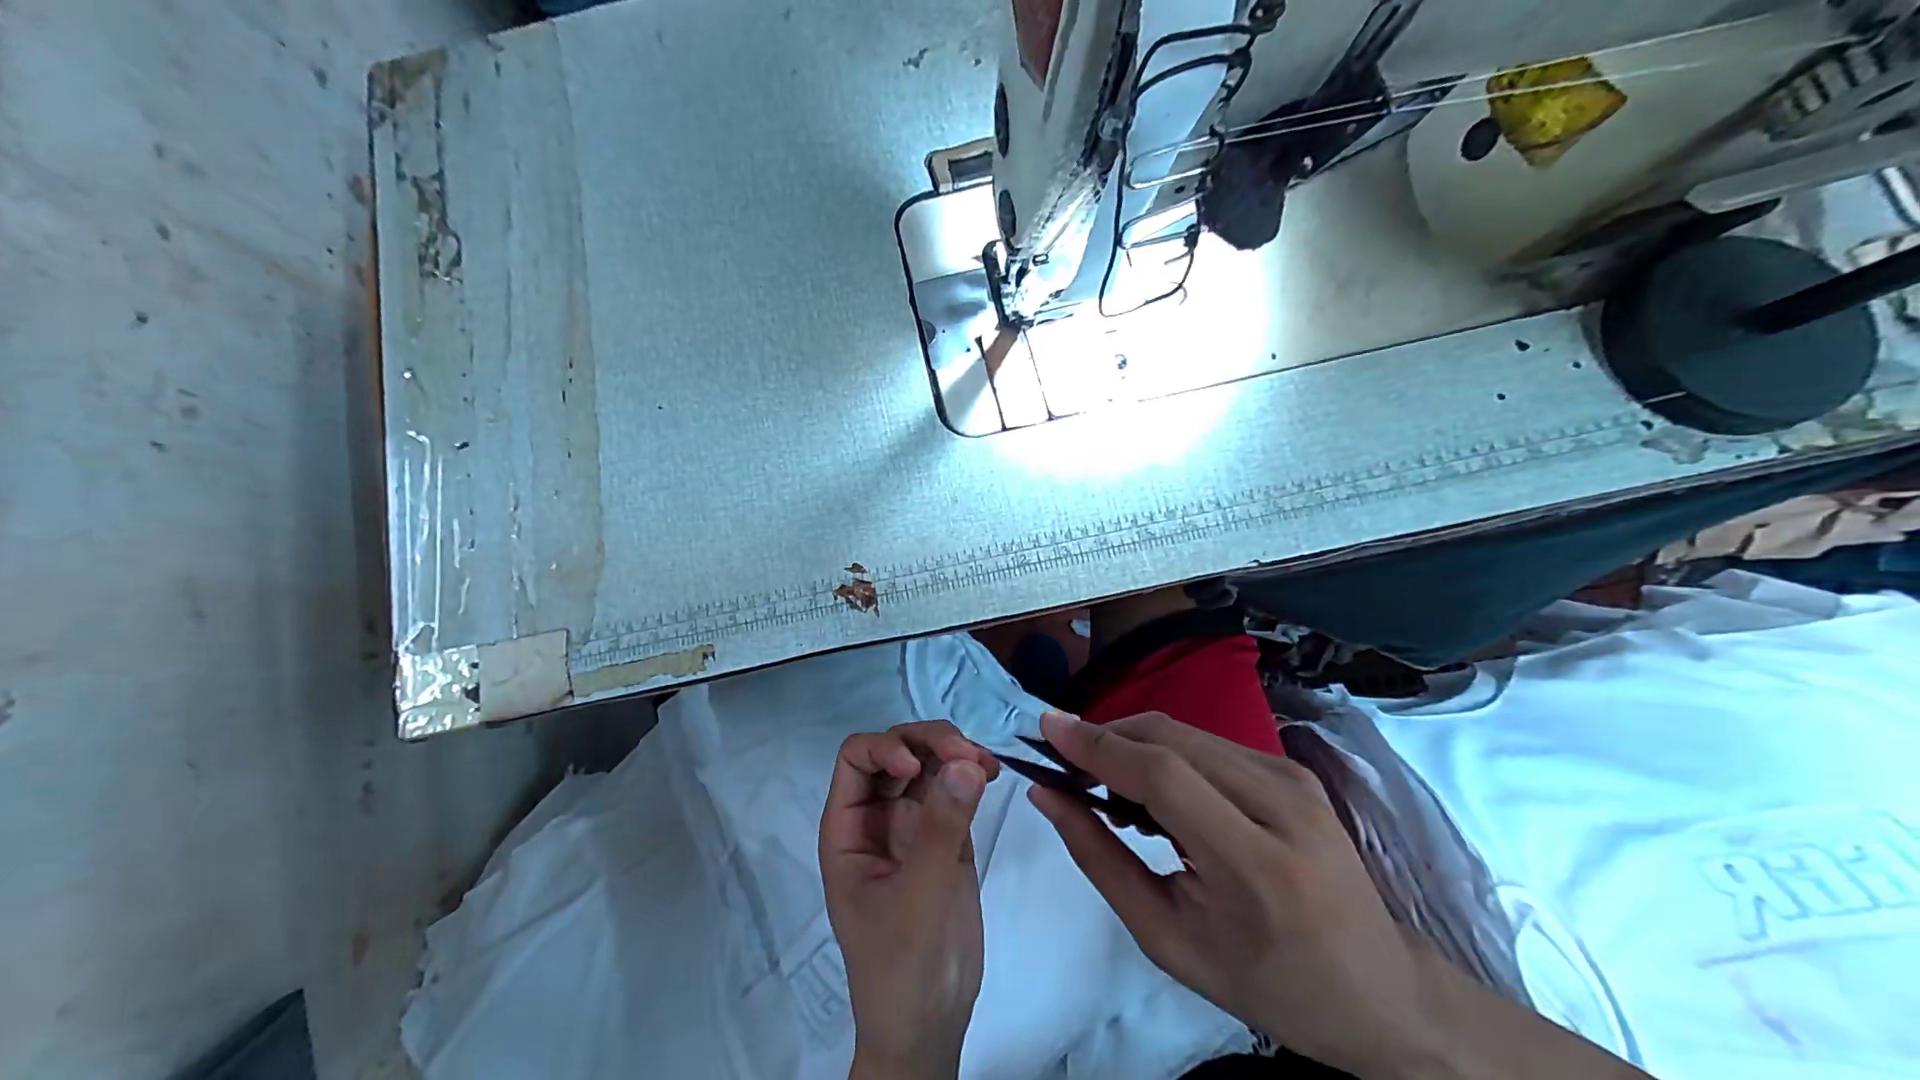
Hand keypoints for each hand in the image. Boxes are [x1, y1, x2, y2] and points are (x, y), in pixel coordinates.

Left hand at [820, 721, 1001, 1079]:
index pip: (856, 759)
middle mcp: (878, 816)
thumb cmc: (903, 965)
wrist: (929, 1023)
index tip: (917, 765)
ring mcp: (913, 824)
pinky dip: (972, 773)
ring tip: (987, 764)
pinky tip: (992, 773)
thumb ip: (940, 828)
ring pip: (929, 763)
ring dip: (955, 750)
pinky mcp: (946, 835)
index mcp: (849, 828)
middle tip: (970, 754)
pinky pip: (955, 789)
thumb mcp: (918, 896)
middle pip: (896, 750)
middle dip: (930, 742)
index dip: (884, 748)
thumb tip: (966, 761)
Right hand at [1026, 710, 1462, 1079]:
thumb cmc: (1264, 981)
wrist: (1376, 990)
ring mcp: (1295, 778)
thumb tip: (1046, 795)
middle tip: (1067, 765)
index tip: (1046, 727)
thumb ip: (1099, 859)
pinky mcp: (1295, 769)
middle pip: (1171, 736)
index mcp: (1256, 864)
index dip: (1097, 743)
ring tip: (1109, 787)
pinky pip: (1209, 742)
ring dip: (1133, 744)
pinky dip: (1166, 752)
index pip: (1162, 775)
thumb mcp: (1166, 938)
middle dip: (1107, 736)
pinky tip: (1155, 790)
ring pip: (1187, 731)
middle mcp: (1283, 803)